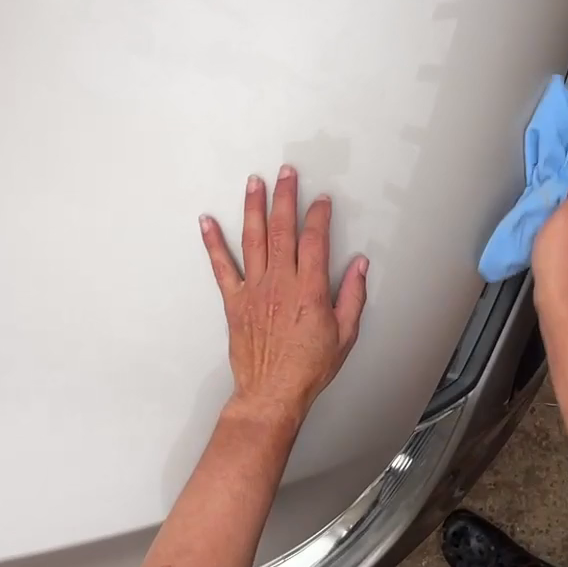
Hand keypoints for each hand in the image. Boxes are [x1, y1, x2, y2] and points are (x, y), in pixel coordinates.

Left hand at [201, 166, 367, 428]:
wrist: (272, 392)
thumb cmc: (309, 368)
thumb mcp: (345, 335)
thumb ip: (353, 296)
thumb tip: (360, 267)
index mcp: (309, 290)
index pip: (315, 240)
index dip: (319, 216)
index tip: (322, 200)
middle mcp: (280, 283)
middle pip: (282, 229)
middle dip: (285, 197)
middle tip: (287, 173)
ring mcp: (254, 290)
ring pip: (253, 239)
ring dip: (253, 207)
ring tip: (255, 183)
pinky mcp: (235, 301)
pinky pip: (222, 266)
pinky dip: (213, 242)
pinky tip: (208, 222)